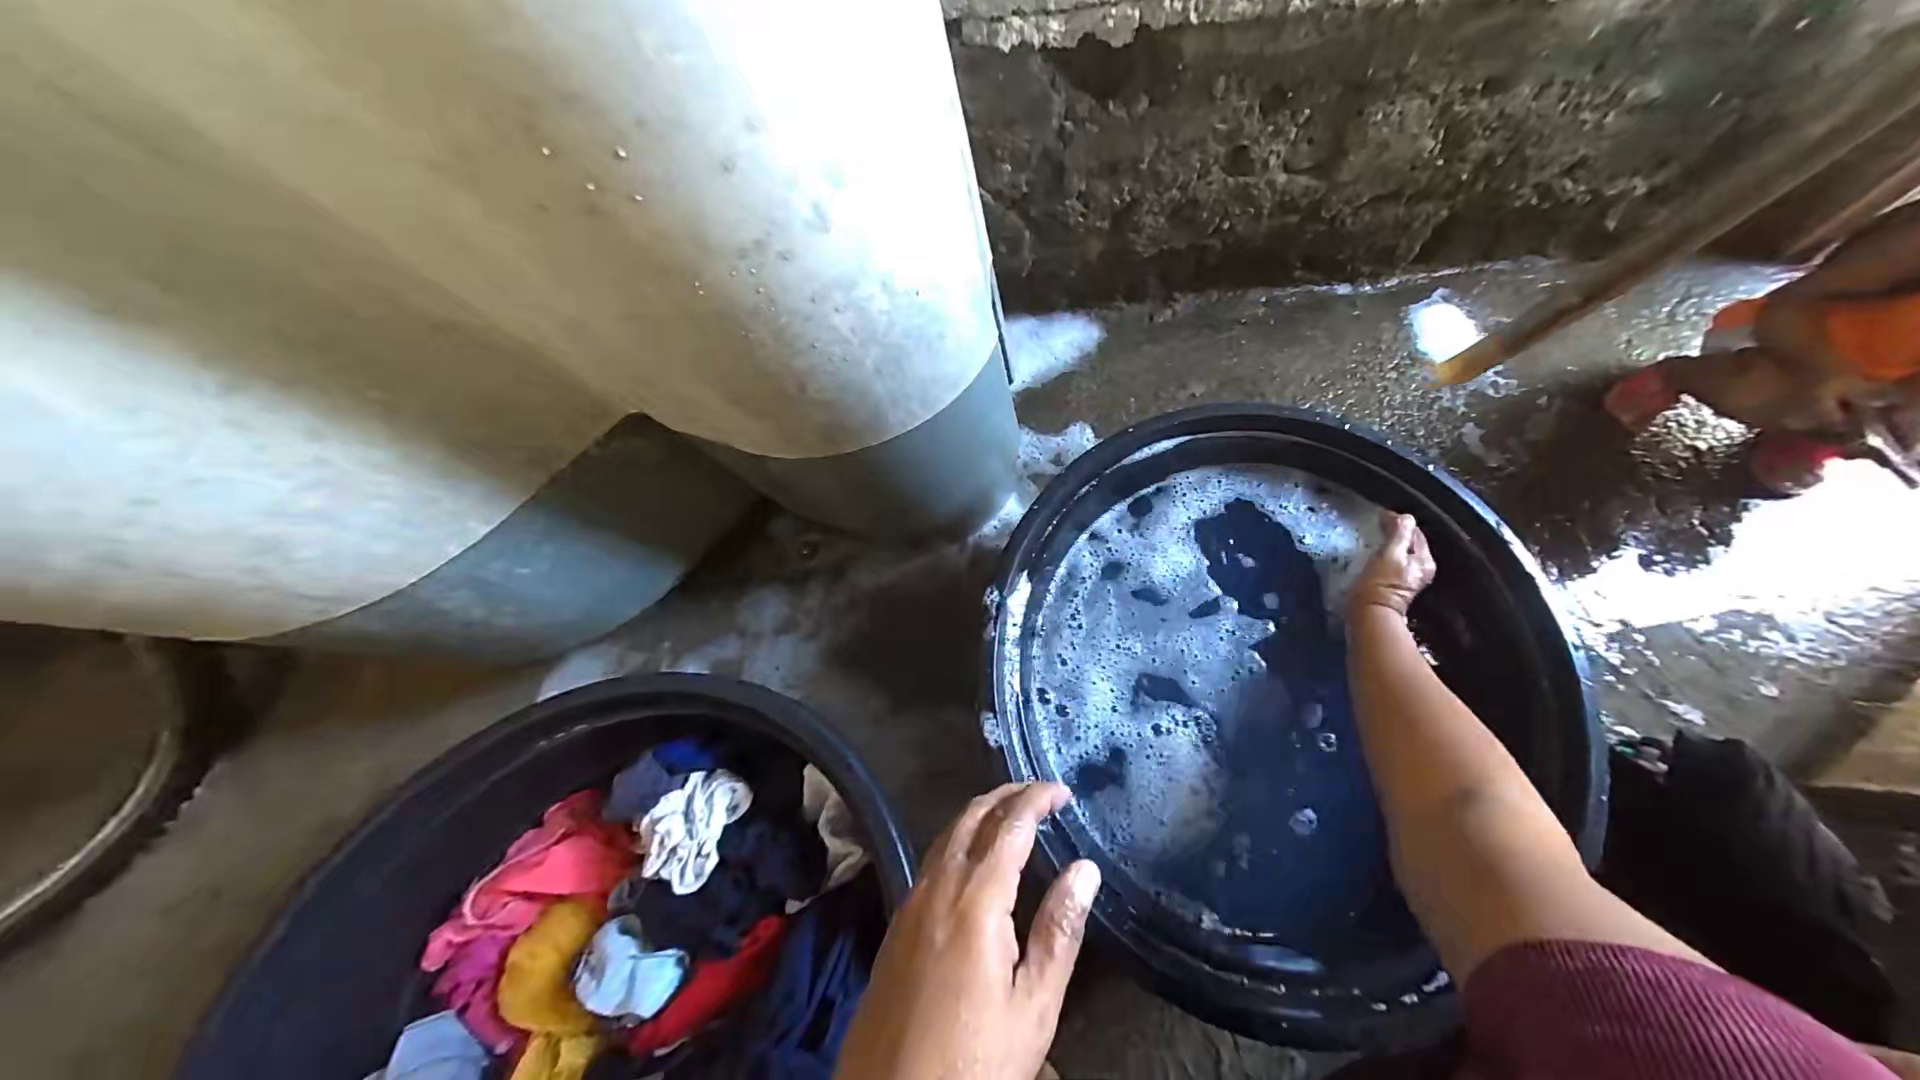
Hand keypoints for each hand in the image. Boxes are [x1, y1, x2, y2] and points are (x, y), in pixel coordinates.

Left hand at [835, 782, 1100, 1079]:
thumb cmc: (974, 1061)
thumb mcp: (1033, 1007)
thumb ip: (1059, 931)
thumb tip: (1086, 869)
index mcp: (975, 900)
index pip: (1010, 826)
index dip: (1036, 799)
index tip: (1063, 790)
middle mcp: (938, 886)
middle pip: (972, 817)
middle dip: (1007, 794)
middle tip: (1041, 793)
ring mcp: (911, 902)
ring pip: (947, 834)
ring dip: (981, 812)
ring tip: (1013, 812)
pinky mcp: (897, 921)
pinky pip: (932, 858)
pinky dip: (959, 837)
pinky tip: (974, 856)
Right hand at [1349, 512, 1435, 618]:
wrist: (1369, 614)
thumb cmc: (1378, 583)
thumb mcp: (1389, 554)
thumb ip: (1399, 534)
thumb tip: (1405, 517)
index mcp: (1424, 560)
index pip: (1415, 532)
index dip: (1400, 522)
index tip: (1381, 517)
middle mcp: (1422, 568)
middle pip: (1411, 542)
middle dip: (1398, 532)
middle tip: (1378, 524)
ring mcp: (1410, 577)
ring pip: (1403, 552)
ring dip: (1391, 543)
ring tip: (1376, 537)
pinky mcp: (1397, 584)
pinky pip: (1395, 561)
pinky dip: (1387, 554)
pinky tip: (1376, 554)